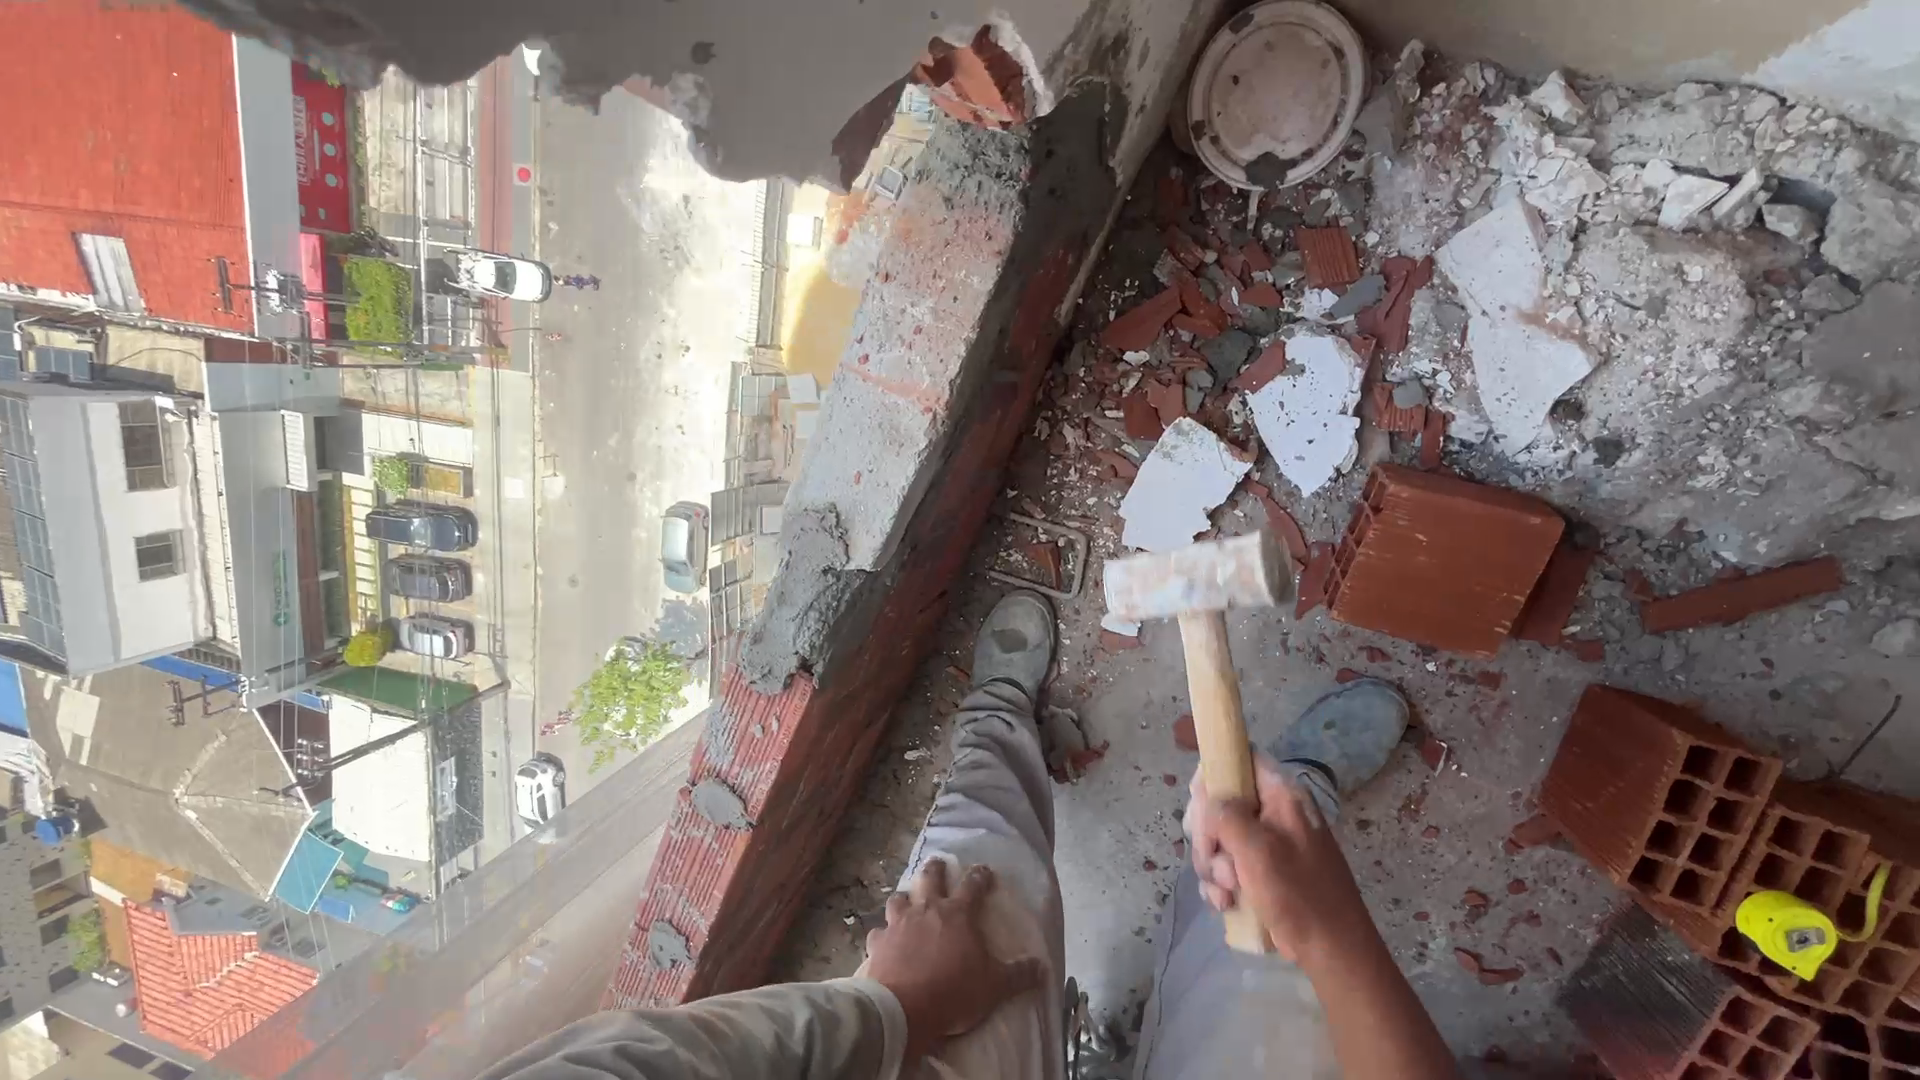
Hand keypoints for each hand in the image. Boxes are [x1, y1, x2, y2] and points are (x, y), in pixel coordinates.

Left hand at [865, 860, 1045, 1058]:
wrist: (904, 1008)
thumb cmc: (954, 992)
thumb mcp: (994, 987)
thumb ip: (1018, 975)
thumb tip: (1042, 968)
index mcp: (958, 914)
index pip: (973, 886)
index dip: (980, 876)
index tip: (984, 870)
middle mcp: (927, 910)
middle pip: (930, 878)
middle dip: (936, 868)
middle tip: (938, 864)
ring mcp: (899, 923)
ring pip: (899, 898)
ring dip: (903, 898)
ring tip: (906, 901)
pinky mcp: (878, 942)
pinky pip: (878, 932)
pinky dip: (882, 934)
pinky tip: (883, 941)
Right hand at [1185, 754, 1373, 968]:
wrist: (1332, 952)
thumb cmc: (1299, 894)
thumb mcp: (1256, 849)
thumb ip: (1225, 813)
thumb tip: (1207, 797)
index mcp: (1282, 796)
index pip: (1243, 757)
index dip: (1216, 771)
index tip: (1200, 801)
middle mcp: (1274, 812)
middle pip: (1222, 799)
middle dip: (1208, 832)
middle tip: (1211, 856)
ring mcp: (1267, 842)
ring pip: (1218, 835)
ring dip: (1212, 864)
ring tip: (1225, 890)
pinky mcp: (1261, 870)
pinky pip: (1226, 863)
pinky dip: (1220, 882)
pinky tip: (1225, 902)